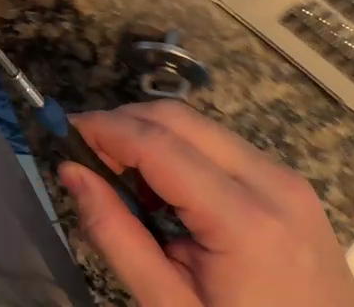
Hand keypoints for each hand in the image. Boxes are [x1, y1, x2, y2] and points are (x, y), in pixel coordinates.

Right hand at [61, 101, 353, 306]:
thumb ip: (116, 236)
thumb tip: (70, 170)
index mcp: (245, 221)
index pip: (155, 142)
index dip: (101, 128)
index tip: (61, 133)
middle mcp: (274, 184)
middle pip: (177, 118)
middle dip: (122, 124)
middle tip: (88, 158)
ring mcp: (289, 182)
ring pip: (197, 125)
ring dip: (150, 137)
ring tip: (128, 184)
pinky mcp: (292, 188)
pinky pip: (220, 145)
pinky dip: (180, 150)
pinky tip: (168, 193)